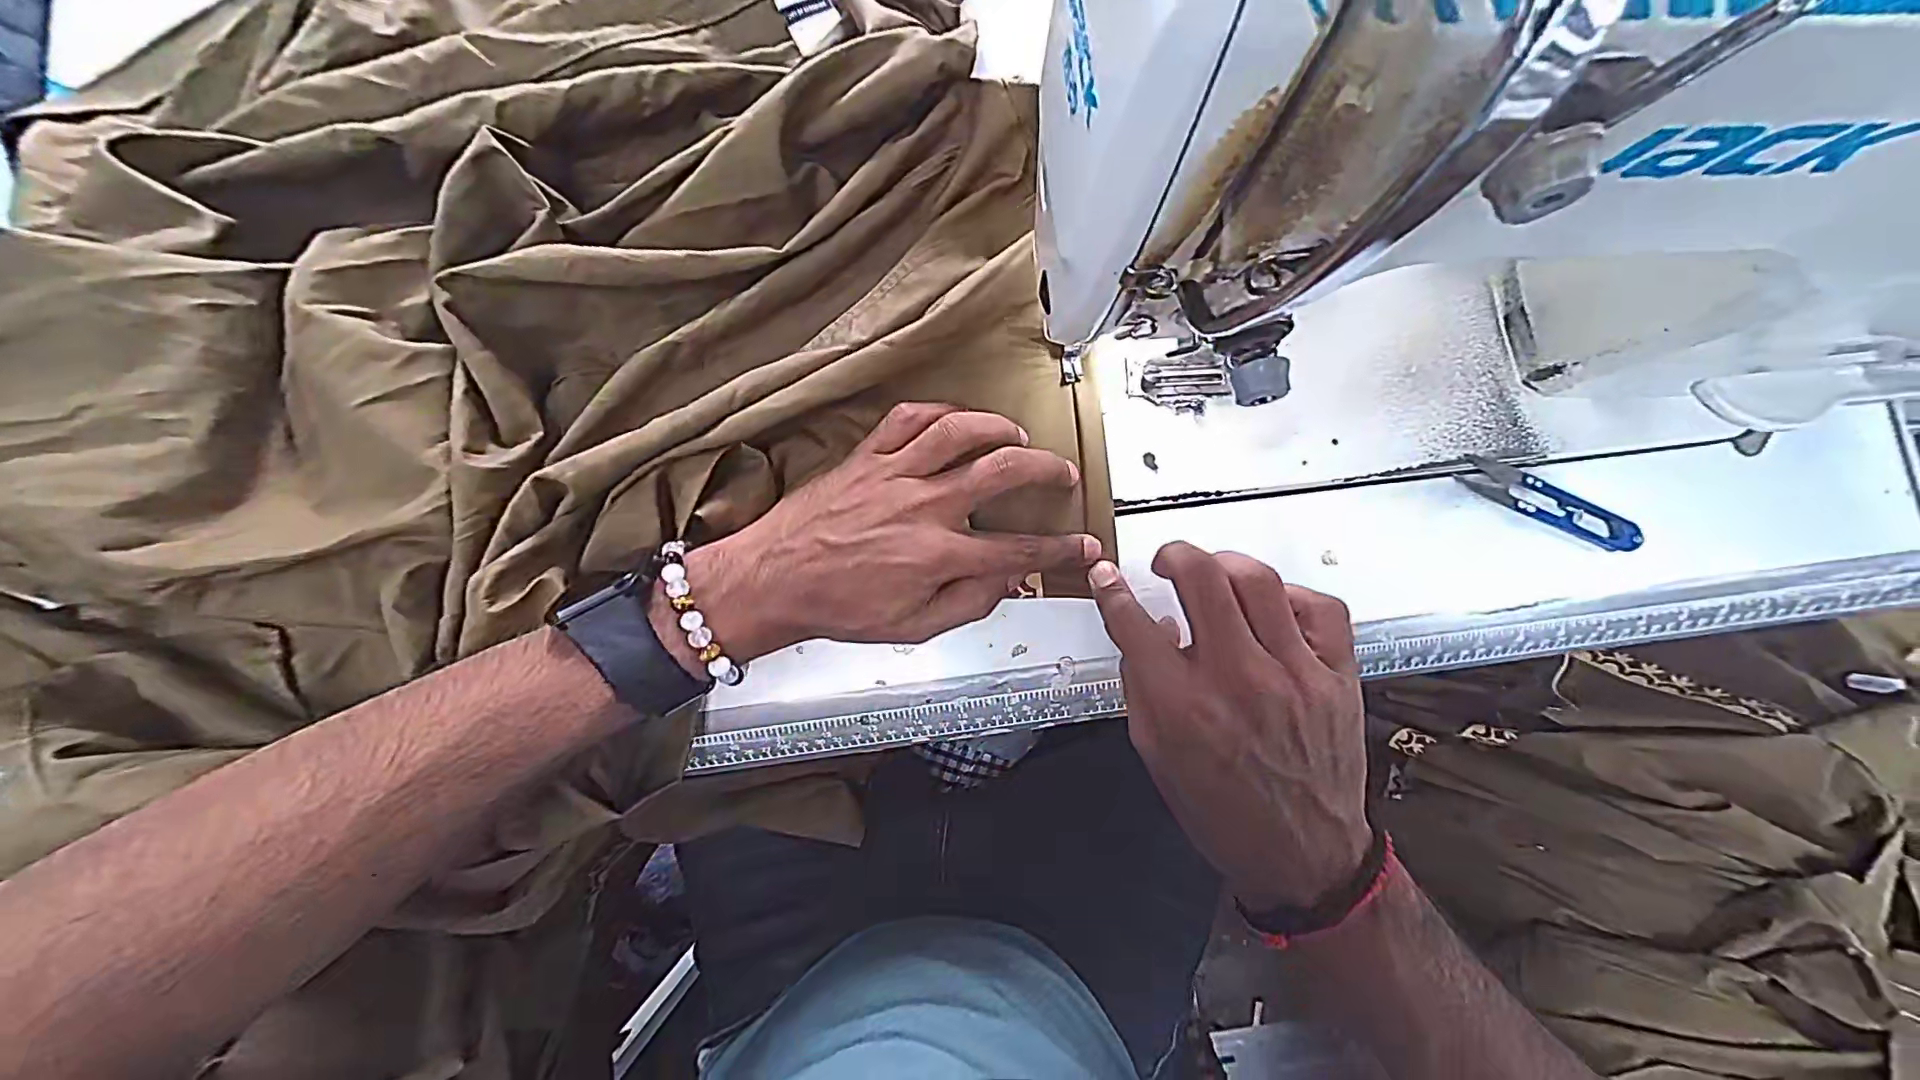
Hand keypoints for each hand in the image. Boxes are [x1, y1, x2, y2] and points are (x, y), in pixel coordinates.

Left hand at [651, 403, 1099, 670]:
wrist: (774, 580)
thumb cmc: (836, 606)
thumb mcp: (911, 627)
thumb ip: (967, 604)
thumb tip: (1005, 582)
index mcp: (937, 555)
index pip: (1018, 549)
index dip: (1060, 550)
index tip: (1082, 546)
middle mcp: (923, 507)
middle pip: (1002, 471)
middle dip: (1045, 469)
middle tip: (1061, 472)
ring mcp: (894, 474)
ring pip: (960, 432)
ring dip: (997, 428)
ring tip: (1016, 438)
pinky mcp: (866, 457)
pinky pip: (909, 419)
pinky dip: (940, 412)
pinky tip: (955, 420)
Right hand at [1087, 543, 1368, 909]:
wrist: (1302, 854)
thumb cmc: (1221, 810)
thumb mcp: (1155, 754)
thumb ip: (1141, 688)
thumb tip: (1144, 633)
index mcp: (1180, 706)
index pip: (1133, 622)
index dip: (1111, 589)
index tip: (1107, 576)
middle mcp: (1236, 680)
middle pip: (1201, 579)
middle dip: (1173, 555)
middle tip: (1166, 561)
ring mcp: (1293, 675)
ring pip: (1259, 581)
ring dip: (1225, 563)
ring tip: (1214, 573)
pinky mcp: (1336, 678)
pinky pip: (1319, 608)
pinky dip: (1289, 593)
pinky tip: (1271, 605)